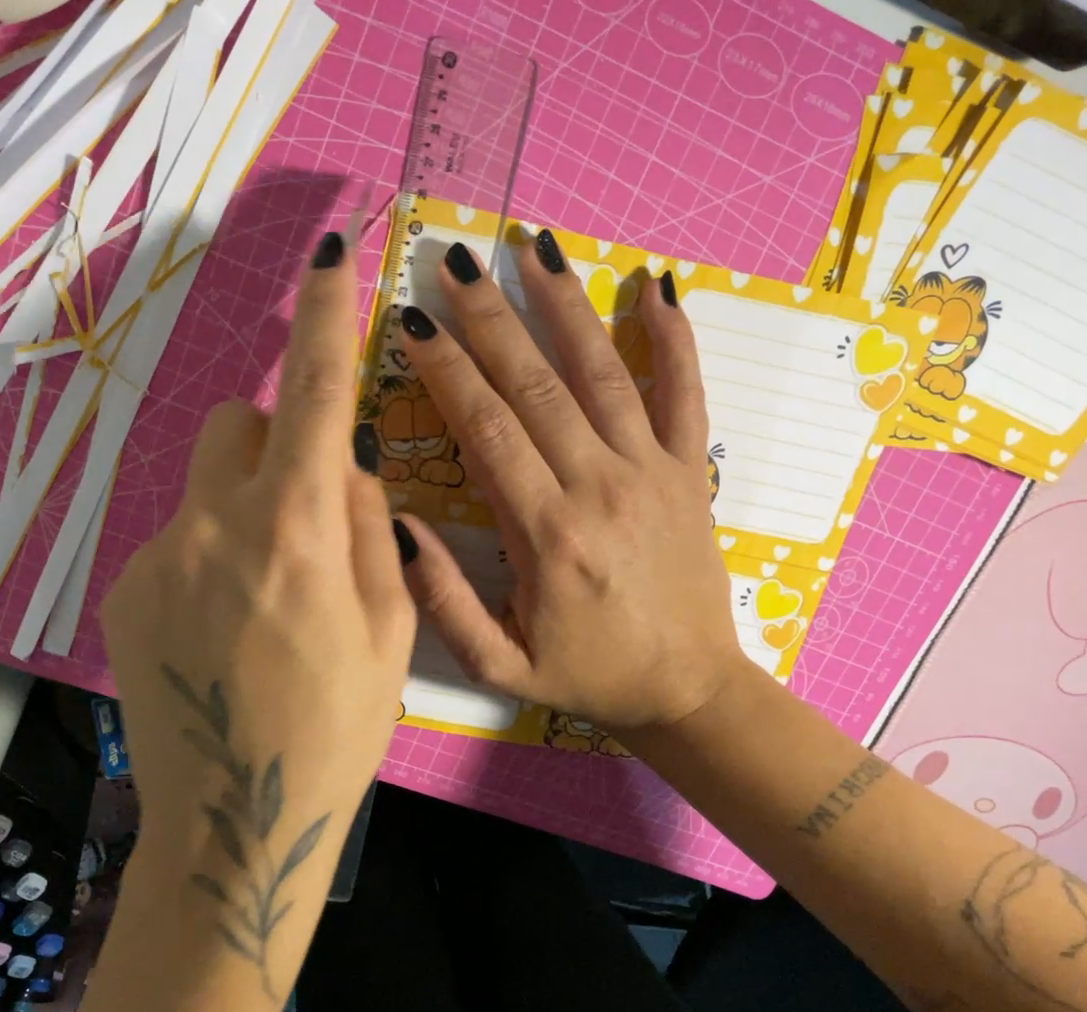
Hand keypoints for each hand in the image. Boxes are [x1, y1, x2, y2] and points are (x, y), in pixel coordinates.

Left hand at [102, 229, 413, 894]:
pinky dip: (203, 555)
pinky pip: (173, 538)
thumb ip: (365, 522)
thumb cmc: (336, 731)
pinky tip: (218, 628)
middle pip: (237, 422)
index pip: (312, 392)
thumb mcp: (387, 629)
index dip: (326, 314)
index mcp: (292, 530)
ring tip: (261, 591)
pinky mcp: (123, 590)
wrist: (235, 820)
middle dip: (272, 441)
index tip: (333, 254)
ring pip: (203, 484)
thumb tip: (343, 450)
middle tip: (299, 509)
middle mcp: (212, 524)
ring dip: (238, 503)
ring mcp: (156, 555)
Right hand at [395, 231, 753, 732]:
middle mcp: (599, 487)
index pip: (486, 428)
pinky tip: (656, 285)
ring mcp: (652, 471)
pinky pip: (684, 392)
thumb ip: (441, 599)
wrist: (688, 690)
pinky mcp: (690, 470)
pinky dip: (673, 337)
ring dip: (565, 305)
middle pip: (535, 384)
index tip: (413, 320)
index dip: (447, 369)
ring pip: (603, 371)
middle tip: (453, 262)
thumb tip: (395, 522)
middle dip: (488, 318)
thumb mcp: (497, 663)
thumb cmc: (585, 674)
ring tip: (532, 246)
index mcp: (546, 533)